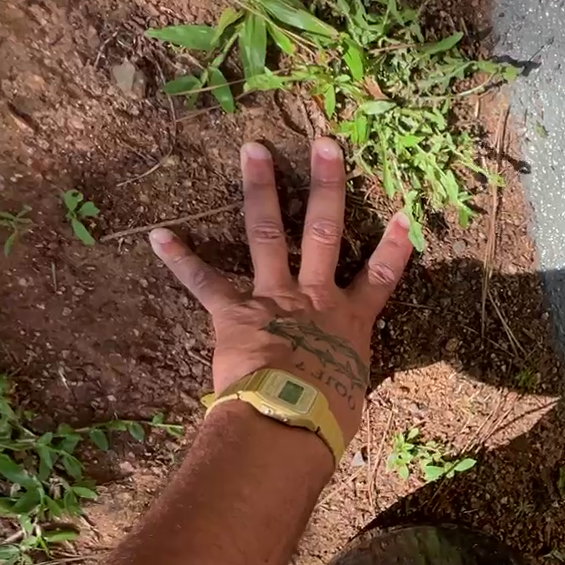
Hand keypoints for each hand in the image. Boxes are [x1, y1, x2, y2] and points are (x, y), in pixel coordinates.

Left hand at [148, 138, 413, 446]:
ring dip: (261, 191)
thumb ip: (343, 373)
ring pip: (269, 235)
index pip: (380, 278)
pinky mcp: (235, 312)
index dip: (395, 247)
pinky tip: (159, 236)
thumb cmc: (329, 417)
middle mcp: (316, 298)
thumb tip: (337, 386)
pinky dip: (181, 260)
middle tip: (324, 145)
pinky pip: (205, 282)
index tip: (405, 214)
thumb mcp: (349, 393)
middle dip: (327, 188)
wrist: (289, 419)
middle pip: (326, 234)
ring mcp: (274, 299)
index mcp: (349, 322)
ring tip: (253, 150)